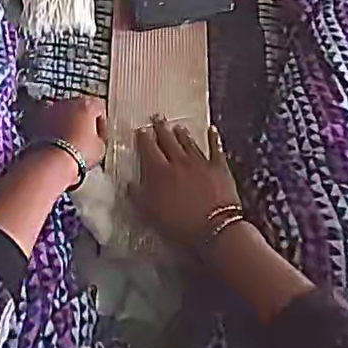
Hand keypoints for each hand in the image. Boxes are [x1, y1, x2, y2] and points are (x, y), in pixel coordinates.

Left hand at [33, 96, 106, 168]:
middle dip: (81, 122)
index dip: (101, 125)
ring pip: (61, 115)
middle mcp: (67, 102)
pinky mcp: (35, 119)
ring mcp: (50, 109)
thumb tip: (93, 140)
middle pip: (78, 109)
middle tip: (83, 139)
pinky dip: (51, 130)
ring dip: (65, 125)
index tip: (100, 137)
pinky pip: (47, 123)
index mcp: (86, 105)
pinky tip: (54, 144)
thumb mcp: (100, 148)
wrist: (52, 161)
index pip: (99, 109)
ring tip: (67, 143)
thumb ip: (98, 138)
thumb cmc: (79, 152)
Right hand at [132, 117, 241, 247]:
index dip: (143, 139)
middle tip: (157, 118)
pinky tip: (212, 130)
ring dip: (181, 134)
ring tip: (177, 126)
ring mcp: (200, 163)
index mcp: (159, 171)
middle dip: (161, 129)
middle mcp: (178, 161)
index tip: (140, 131)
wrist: (214, 228)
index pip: (148, 149)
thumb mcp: (150, 213)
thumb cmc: (179, 224)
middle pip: (168, 140)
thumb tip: (129, 183)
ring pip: (188, 143)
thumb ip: (138, 195)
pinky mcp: (219, 168)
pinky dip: (213, 138)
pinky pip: (215, 149)